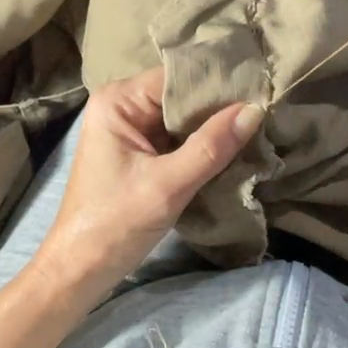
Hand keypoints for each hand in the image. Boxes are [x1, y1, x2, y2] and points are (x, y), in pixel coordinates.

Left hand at [26, 67, 262, 311]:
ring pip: (182, 120)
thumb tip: (255, 110)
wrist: (80, 269)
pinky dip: (202, 146)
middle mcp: (121, 107)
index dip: (217, 83)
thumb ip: (211, 146)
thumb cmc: (115, 223)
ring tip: (259, 127)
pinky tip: (234, 148)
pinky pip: (177, 140)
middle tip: (267, 110)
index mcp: (117, 101)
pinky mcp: (139, 156)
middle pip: (181, 96)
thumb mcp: (168, 185)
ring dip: (213, 128)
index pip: (177, 77)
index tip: (260, 88)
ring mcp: (130, 132)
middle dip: (219, 107)